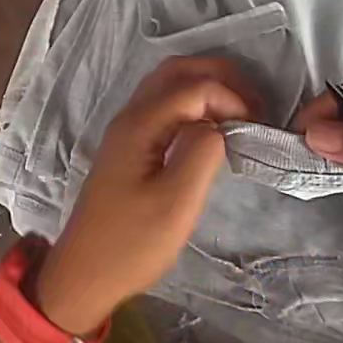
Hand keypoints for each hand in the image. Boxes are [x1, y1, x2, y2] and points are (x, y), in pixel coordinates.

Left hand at [34, 57, 260, 332]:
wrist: (85, 272)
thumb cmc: (132, 243)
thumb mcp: (175, 203)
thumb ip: (201, 153)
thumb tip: (218, 124)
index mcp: (139, 125)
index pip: (193, 86)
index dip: (230, 98)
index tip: (256, 127)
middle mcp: (129, 116)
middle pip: (176, 71)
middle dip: (220, 76)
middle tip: (255, 103)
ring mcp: (126, 129)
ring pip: (167, 84)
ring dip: (206, 86)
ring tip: (240, 112)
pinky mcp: (129, 145)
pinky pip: (163, 105)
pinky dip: (192, 102)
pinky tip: (211, 128)